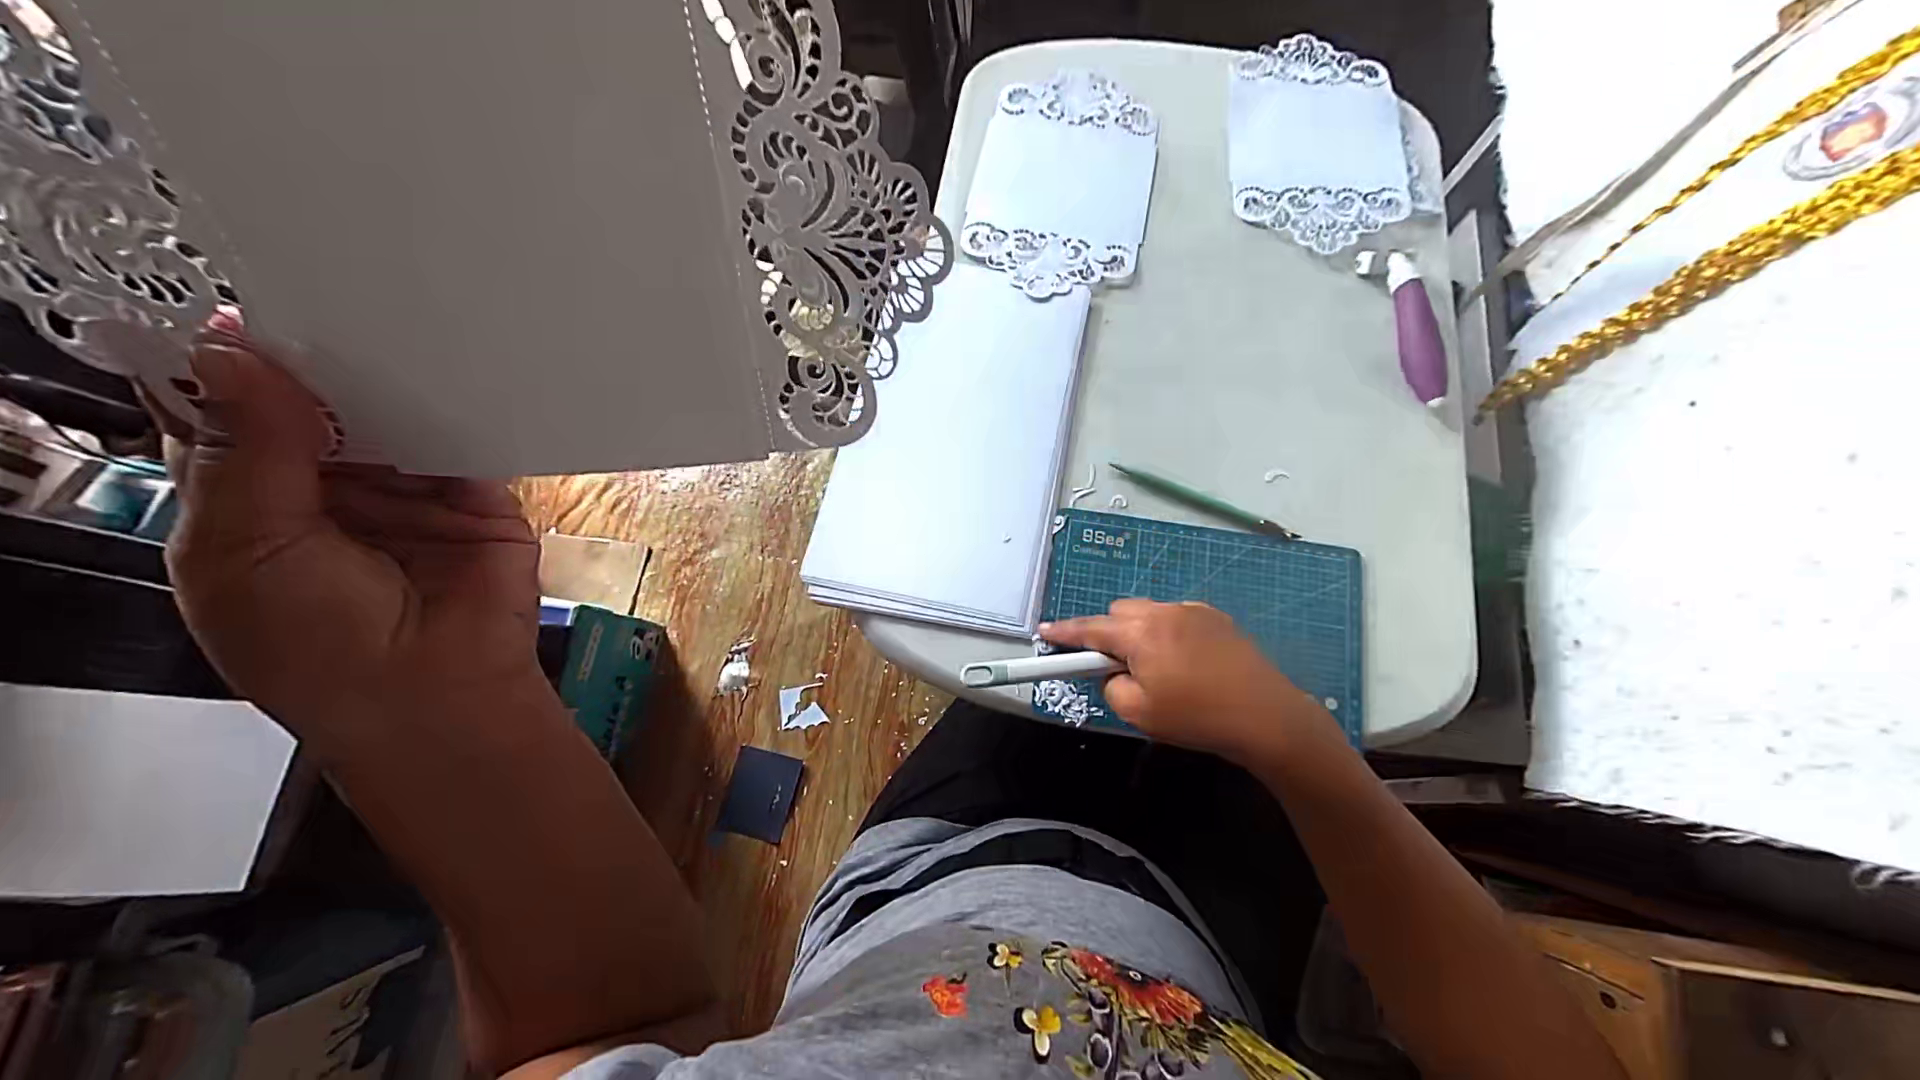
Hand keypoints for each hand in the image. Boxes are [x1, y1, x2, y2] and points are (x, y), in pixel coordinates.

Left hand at [156, 325, 542, 740]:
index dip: (225, 372)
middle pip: (318, 412)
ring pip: (393, 421)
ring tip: (388, 325)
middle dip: (318, 368)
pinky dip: (458, 411)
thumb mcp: (249, 548)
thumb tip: (230, 354)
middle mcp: (332, 493)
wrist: (438, 690)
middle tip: (323, 308)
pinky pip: (465, 443)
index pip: (229, 421)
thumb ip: (250, 453)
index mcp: (252, 507)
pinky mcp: (480, 498)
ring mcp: (411, 494)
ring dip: (389, 384)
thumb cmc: (317, 643)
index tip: (234, 316)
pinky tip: (453, 375)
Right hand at [1038, 600, 1342, 768]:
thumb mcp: (1137, 712)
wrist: (1266, 717)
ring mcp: (1194, 611)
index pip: (1089, 627)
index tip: (1045, 631)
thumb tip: (1114, 671)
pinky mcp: (1218, 618)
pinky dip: (1169, 633)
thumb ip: (1110, 685)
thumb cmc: (1196, 717)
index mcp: (1140, 633)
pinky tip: (1187, 662)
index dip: (1064, 632)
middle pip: (1119, 612)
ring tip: (1158, 668)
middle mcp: (1164, 611)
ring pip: (1149, 612)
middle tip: (1120, 667)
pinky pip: (1177, 617)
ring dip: (1140, 632)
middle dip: (1110, 633)